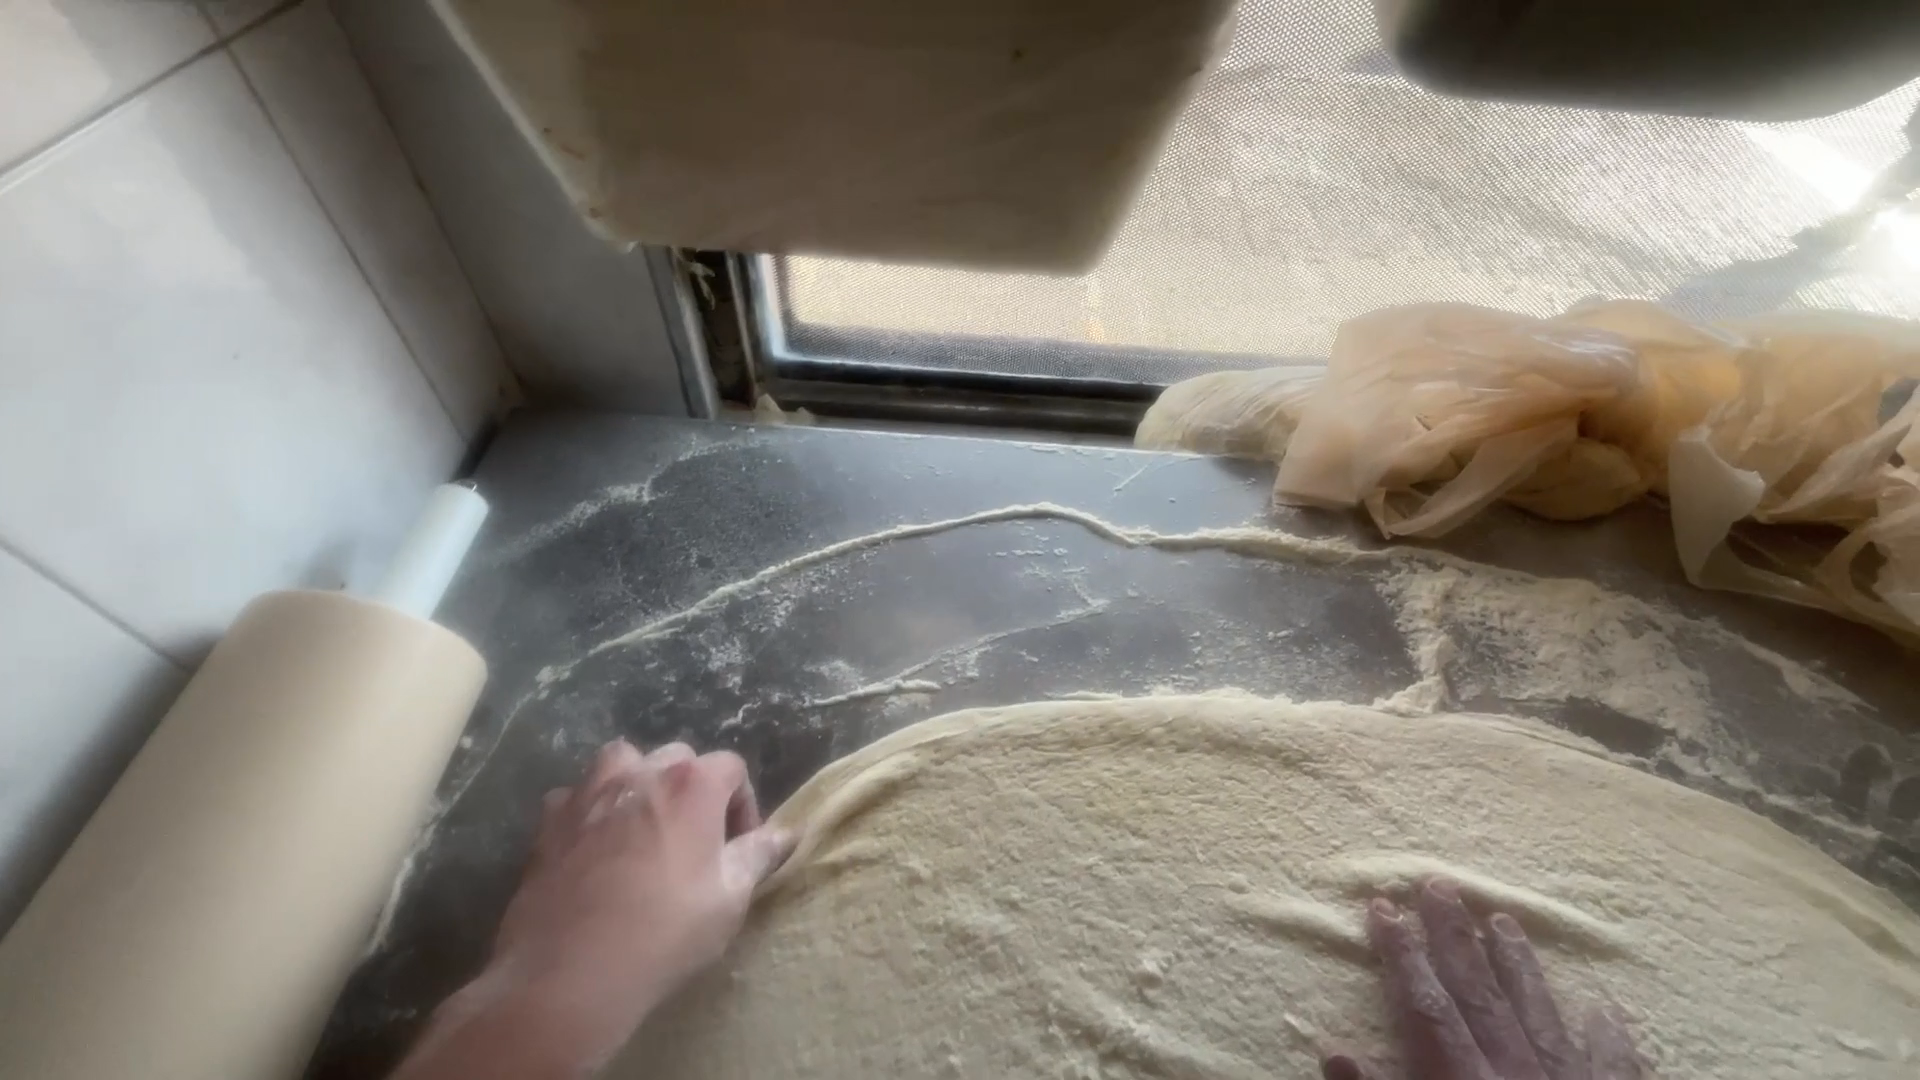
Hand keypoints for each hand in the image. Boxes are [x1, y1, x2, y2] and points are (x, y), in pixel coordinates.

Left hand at [392, 740, 793, 1079]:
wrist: (566, 977)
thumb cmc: (663, 934)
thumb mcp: (730, 899)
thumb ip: (759, 855)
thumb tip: (789, 833)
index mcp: (692, 784)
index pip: (732, 767)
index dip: (742, 804)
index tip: (738, 848)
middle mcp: (642, 773)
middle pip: (679, 758)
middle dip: (693, 789)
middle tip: (694, 839)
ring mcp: (589, 793)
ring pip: (623, 761)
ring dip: (639, 783)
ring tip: (642, 826)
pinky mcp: (549, 822)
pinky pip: (576, 796)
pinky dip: (590, 808)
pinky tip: (593, 844)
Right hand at [1325, 878, 1649, 1079]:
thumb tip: (1330, 1051)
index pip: (1427, 1002)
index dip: (1401, 951)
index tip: (1382, 904)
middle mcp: (1517, 1072)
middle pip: (1480, 990)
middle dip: (1454, 935)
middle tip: (1439, 883)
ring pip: (1541, 1011)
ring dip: (1518, 962)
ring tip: (1502, 918)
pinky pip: (1617, 1066)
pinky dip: (1611, 1035)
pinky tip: (1604, 1005)